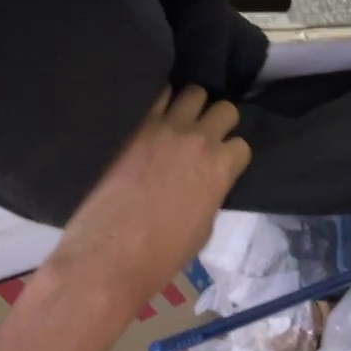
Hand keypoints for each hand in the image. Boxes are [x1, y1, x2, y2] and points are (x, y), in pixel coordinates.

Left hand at [51, 87, 251, 304]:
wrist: (108, 257)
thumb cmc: (161, 255)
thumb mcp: (204, 228)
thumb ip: (212, 193)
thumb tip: (208, 183)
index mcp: (220, 168)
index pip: (242, 146)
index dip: (233, 157)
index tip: (224, 165)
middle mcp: (200, 140)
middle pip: (225, 109)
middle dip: (221, 122)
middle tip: (208, 137)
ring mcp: (169, 130)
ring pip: (195, 92)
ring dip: (195, 106)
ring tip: (186, 121)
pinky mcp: (140, 128)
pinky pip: (160, 97)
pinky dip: (166, 102)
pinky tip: (163, 113)